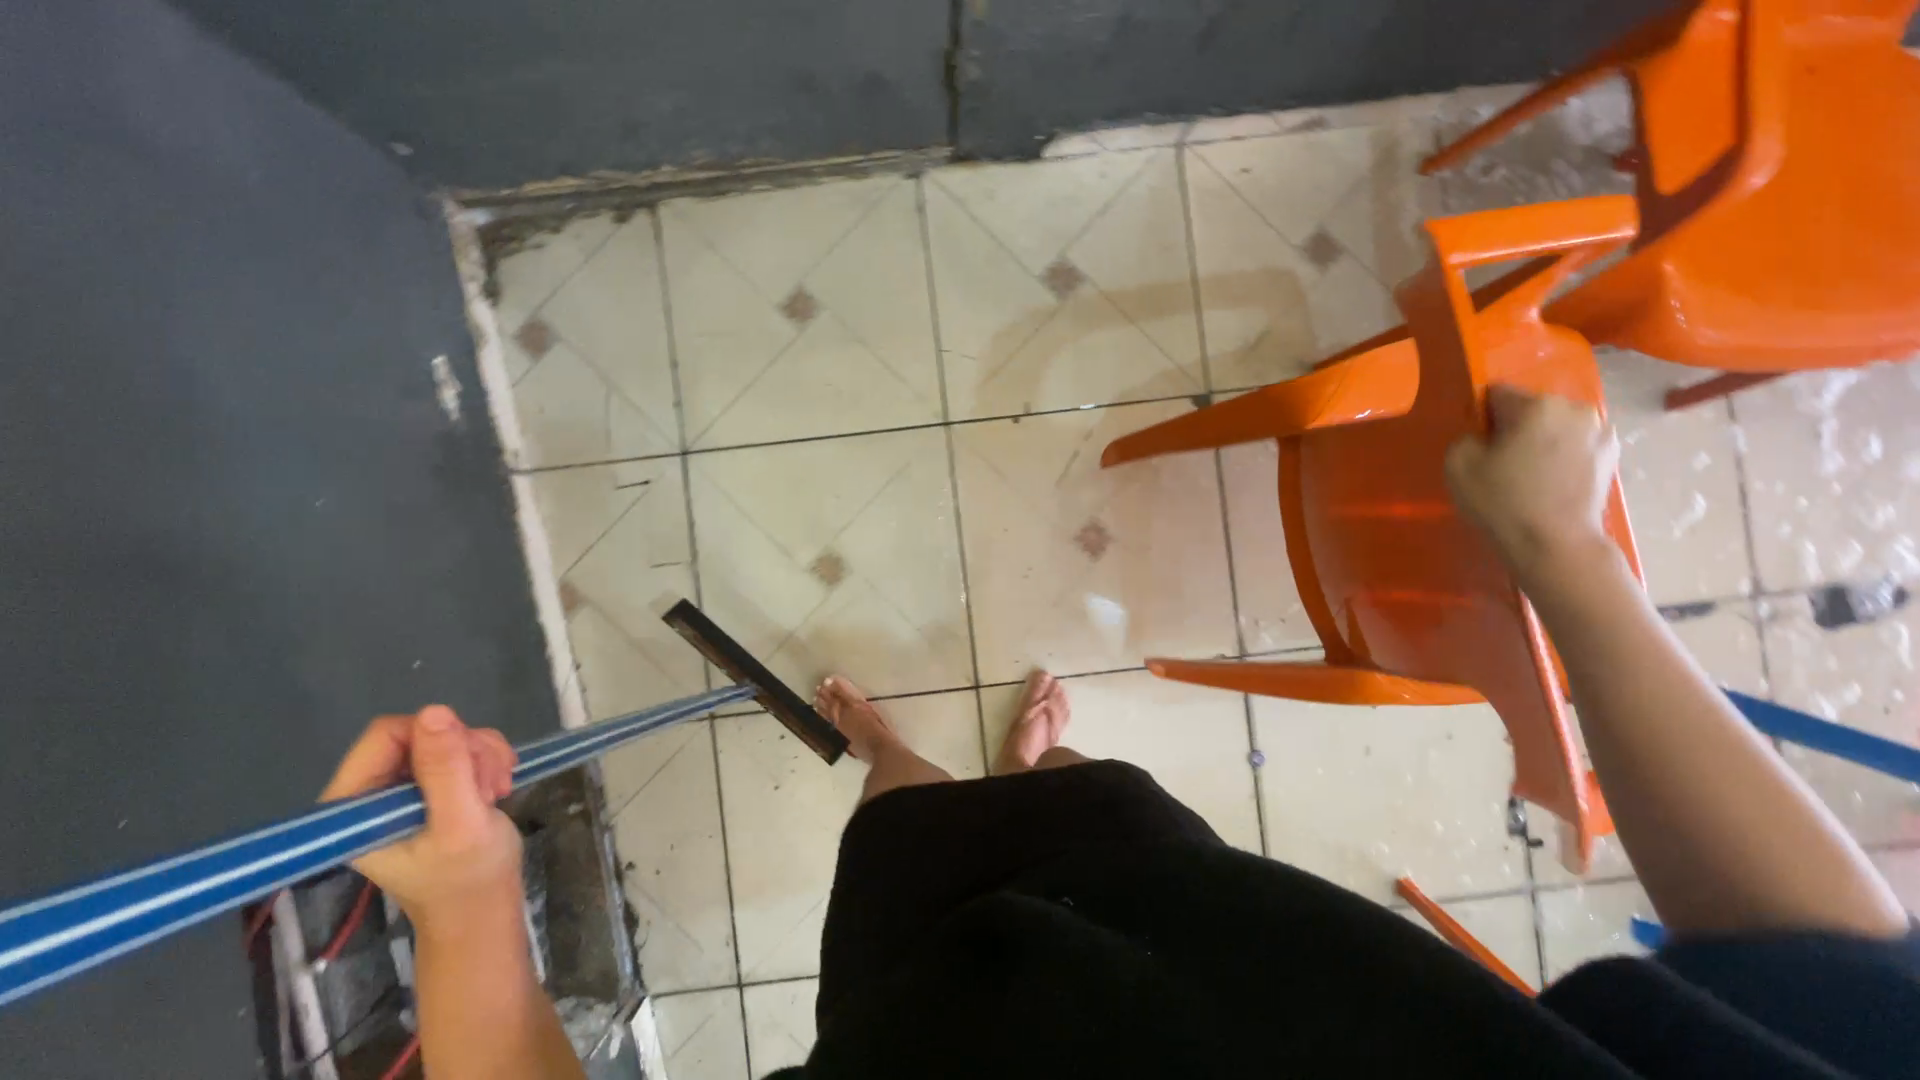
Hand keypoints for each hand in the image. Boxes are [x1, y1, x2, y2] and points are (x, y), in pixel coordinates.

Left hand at [320, 705, 523, 926]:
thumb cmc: (466, 878)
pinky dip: (485, 761)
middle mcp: (368, 791)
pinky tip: (496, 786)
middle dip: (465, 751)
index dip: (437, 741)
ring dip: (481, 756)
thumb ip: (445, 770)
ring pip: (444, 738)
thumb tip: (434, 711)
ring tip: (496, 790)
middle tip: (491, 786)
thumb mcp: (460, 824)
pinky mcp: (425, 787)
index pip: (388, 735)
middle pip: (421, 733)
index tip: (470, 771)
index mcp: (353, 803)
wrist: (484, 910)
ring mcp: (397, 789)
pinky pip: (457, 748)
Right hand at [1445, 385, 1620, 578]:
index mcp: (1537, 405)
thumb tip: (1484, 437)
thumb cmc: (1502, 502)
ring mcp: (1600, 431)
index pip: (1497, 393)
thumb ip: (1467, 437)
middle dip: (1515, 427)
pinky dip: (1561, 455)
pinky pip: (1575, 444)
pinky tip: (1550, 481)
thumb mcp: (1458, 465)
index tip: (1477, 443)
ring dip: (1541, 440)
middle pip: (1531, 408)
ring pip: (1556, 426)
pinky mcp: (1611, 455)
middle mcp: (1575, 408)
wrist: (1555, 544)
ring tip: (1529, 474)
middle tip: (1502, 461)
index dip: (1481, 416)